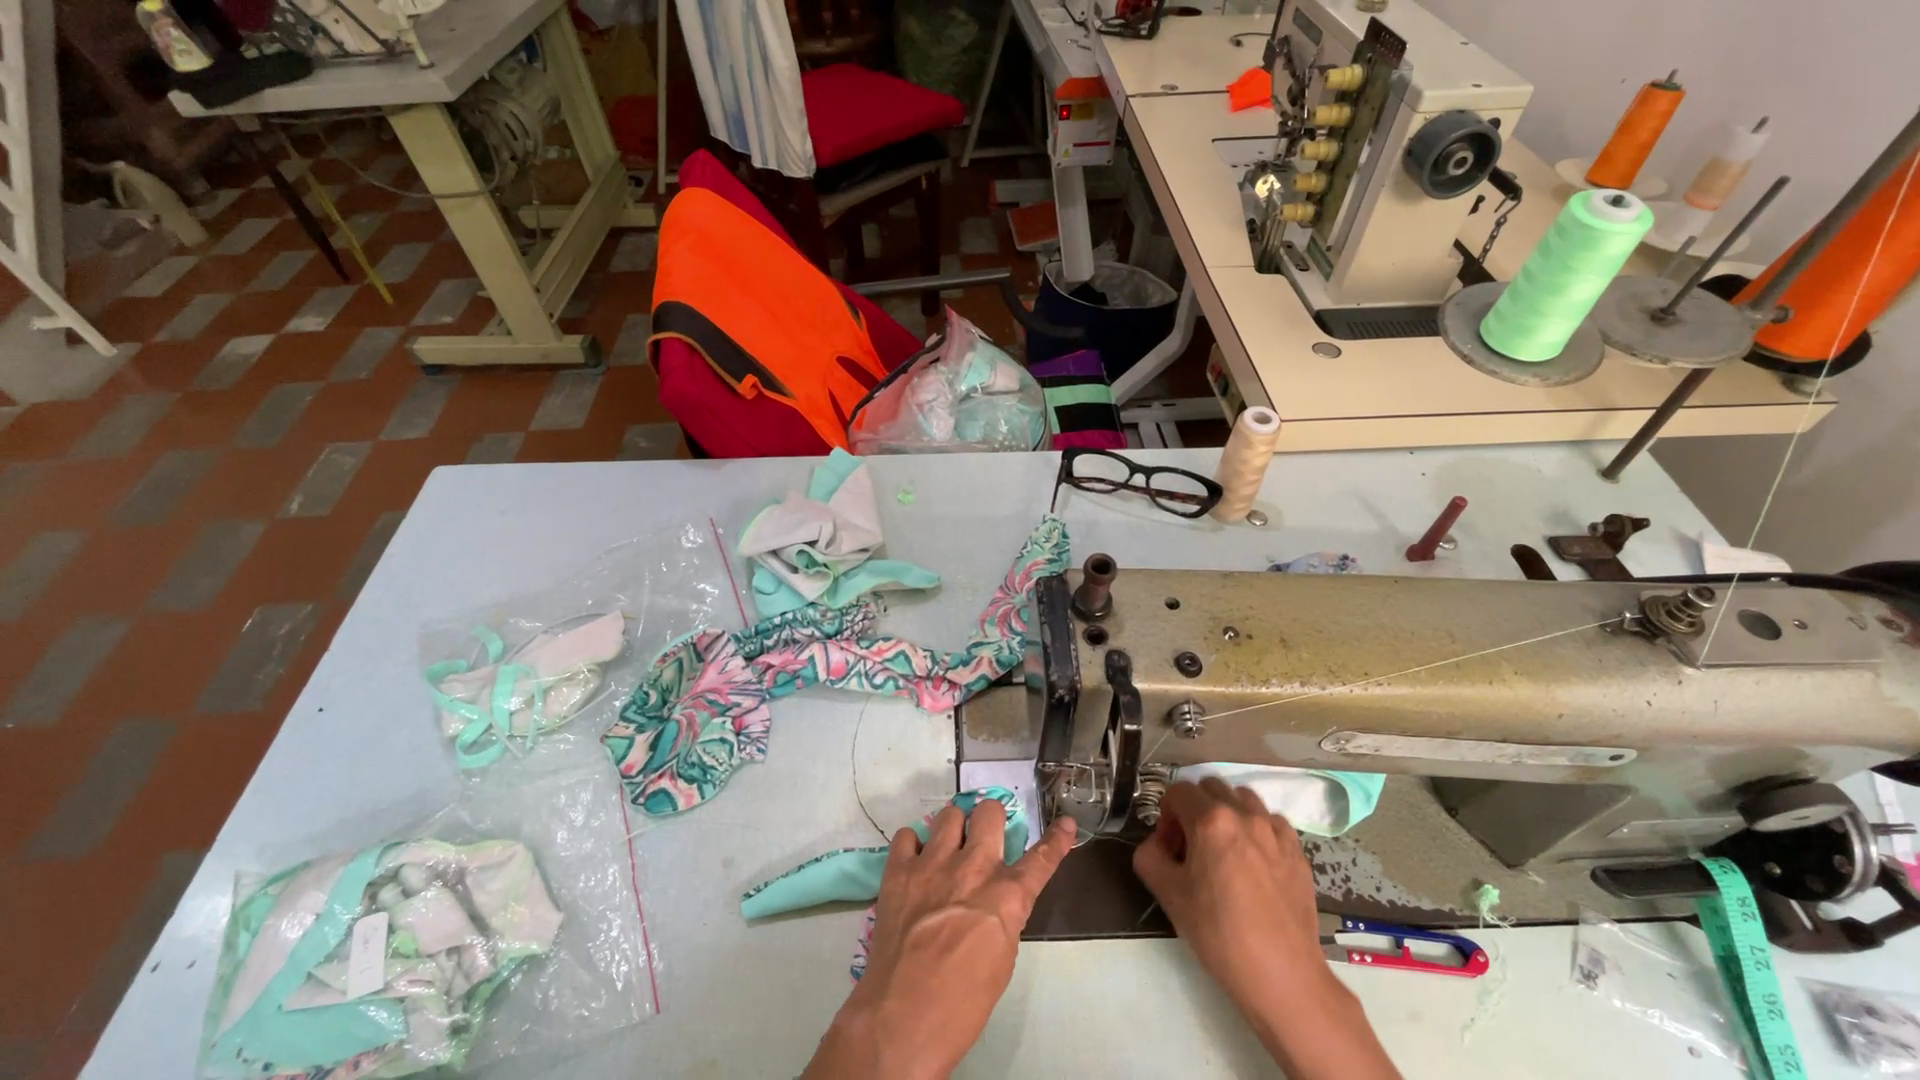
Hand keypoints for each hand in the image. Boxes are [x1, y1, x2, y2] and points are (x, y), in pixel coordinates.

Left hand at [803, 799, 1075, 1079]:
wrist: (905, 1015)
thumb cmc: (964, 1002)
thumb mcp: (1003, 958)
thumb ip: (1004, 916)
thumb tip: (996, 901)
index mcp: (1008, 896)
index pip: (1042, 857)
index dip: (1057, 839)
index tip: (1065, 823)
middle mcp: (974, 868)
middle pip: (989, 813)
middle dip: (991, 819)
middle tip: (985, 835)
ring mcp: (933, 864)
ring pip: (949, 814)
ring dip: (953, 828)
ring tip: (948, 848)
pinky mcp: (898, 871)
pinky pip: (907, 835)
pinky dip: (914, 845)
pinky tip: (915, 862)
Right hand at [1133, 779, 1399, 1079]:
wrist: (1280, 972)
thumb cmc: (1218, 932)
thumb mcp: (1167, 893)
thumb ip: (1150, 854)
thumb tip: (1159, 843)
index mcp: (1211, 820)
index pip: (1178, 791)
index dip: (1166, 815)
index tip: (1169, 847)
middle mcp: (1246, 814)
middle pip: (1211, 788)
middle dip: (1195, 809)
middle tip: (1192, 848)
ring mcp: (1276, 831)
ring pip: (1244, 800)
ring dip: (1227, 815)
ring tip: (1224, 853)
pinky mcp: (1298, 851)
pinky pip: (1271, 823)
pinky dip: (1256, 831)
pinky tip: (1253, 866)